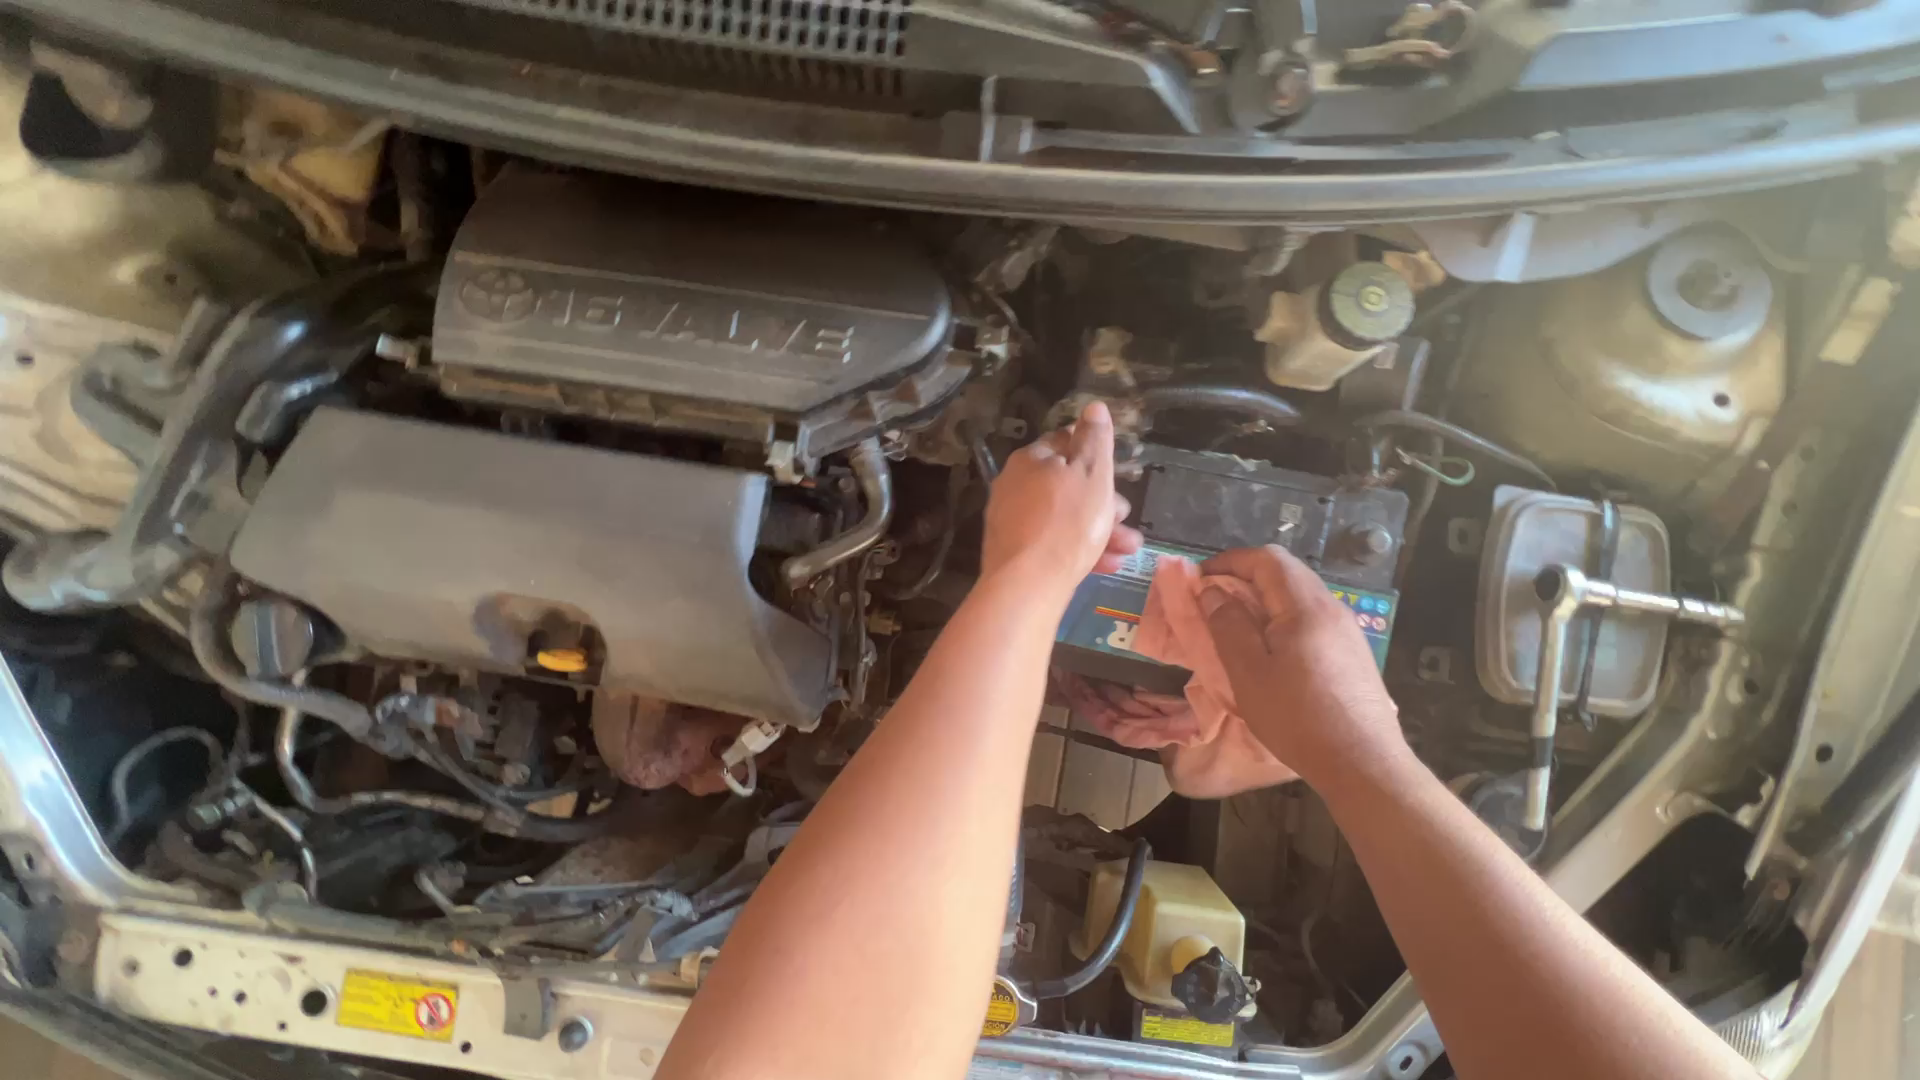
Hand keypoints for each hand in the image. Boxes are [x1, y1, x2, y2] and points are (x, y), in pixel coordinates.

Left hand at [981, 400, 1142, 596]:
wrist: (1028, 584)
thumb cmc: (1068, 523)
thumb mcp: (1092, 474)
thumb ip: (1095, 439)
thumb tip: (1093, 407)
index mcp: (1031, 460)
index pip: (1065, 443)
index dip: (1095, 455)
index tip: (1116, 474)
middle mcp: (1015, 485)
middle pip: (1067, 486)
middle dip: (1104, 502)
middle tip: (1126, 517)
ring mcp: (1011, 521)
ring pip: (1064, 518)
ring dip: (1100, 530)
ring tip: (1128, 549)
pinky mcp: (1014, 552)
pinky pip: (1053, 544)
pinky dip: (1080, 550)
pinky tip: (1107, 566)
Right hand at [1199, 545, 1405, 790]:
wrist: (1364, 764)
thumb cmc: (1297, 717)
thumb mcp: (1248, 672)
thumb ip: (1228, 625)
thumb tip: (1213, 591)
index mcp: (1305, 606)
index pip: (1266, 559)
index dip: (1229, 562)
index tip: (1200, 581)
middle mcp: (1332, 608)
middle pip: (1285, 572)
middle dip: (1245, 579)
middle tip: (1213, 603)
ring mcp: (1347, 630)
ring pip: (1299, 596)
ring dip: (1263, 601)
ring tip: (1236, 628)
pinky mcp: (1352, 653)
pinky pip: (1311, 619)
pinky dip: (1282, 620)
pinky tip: (1271, 653)